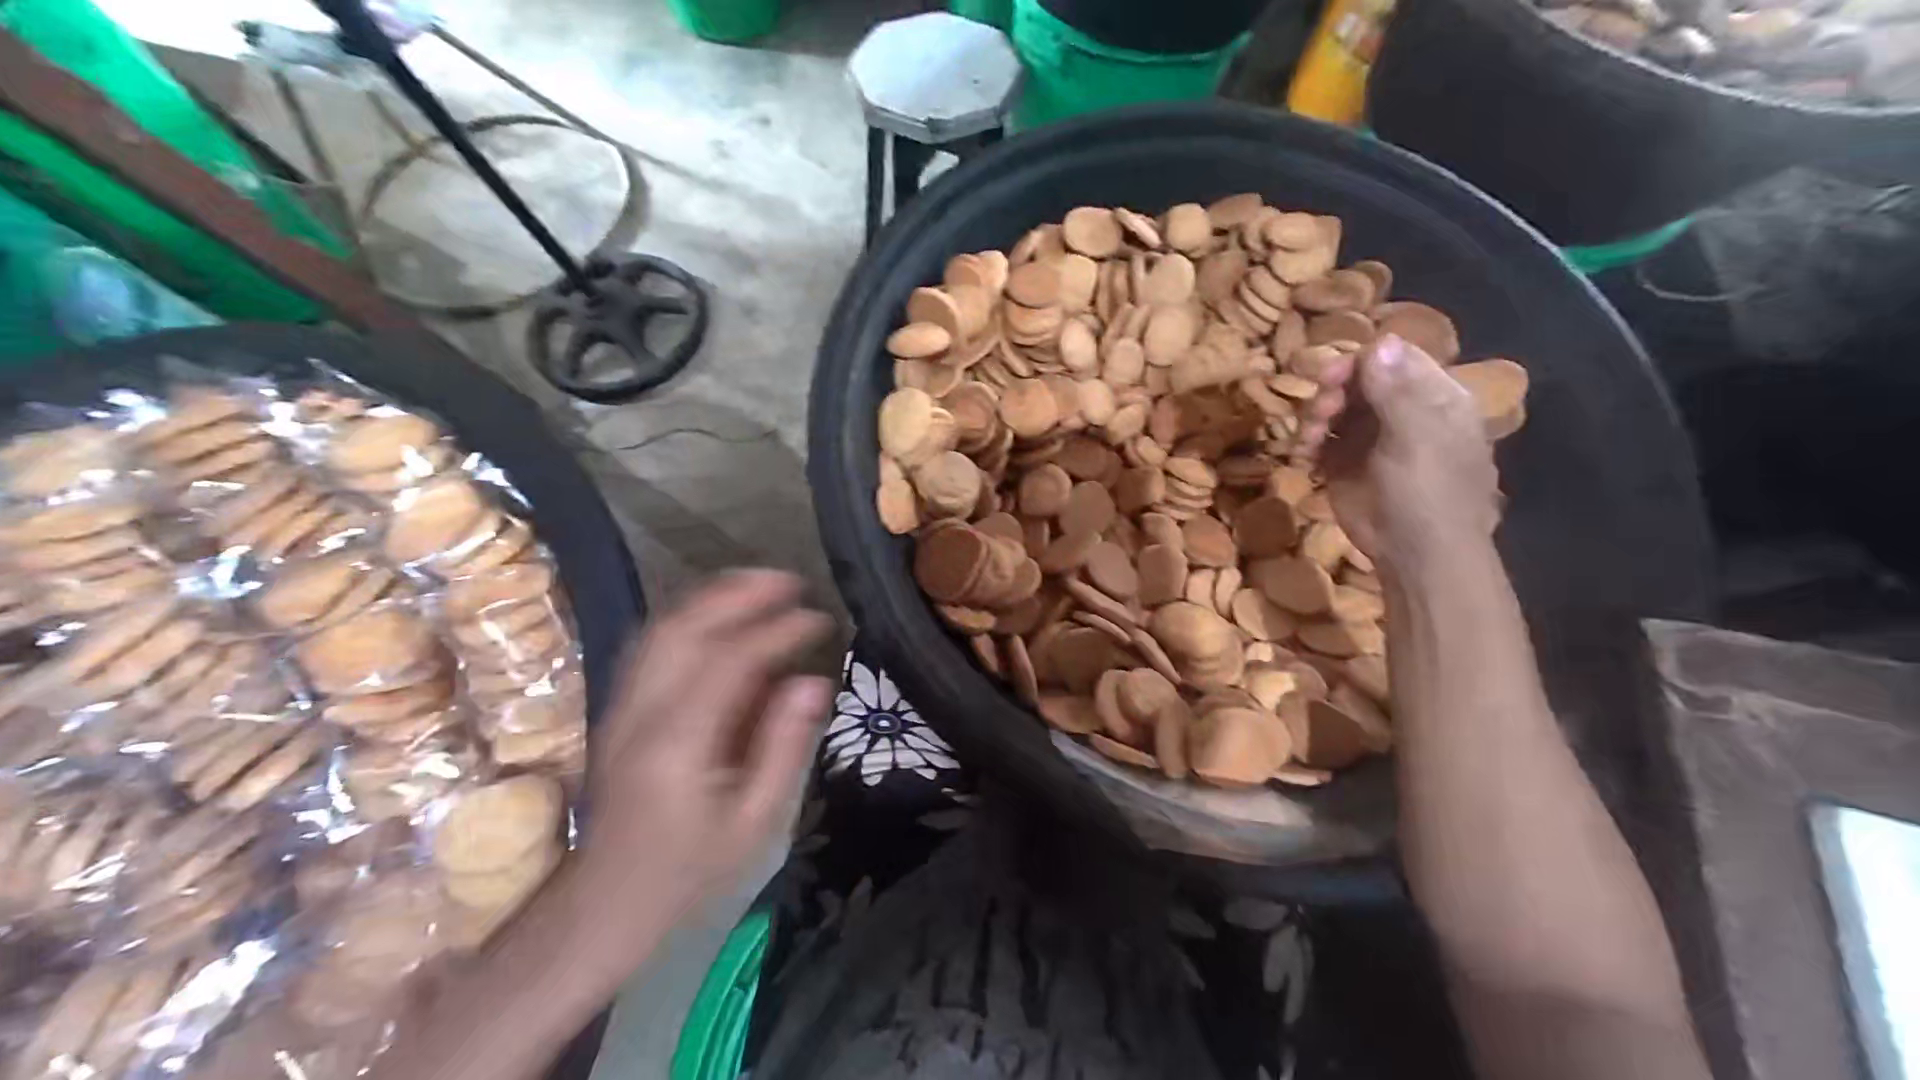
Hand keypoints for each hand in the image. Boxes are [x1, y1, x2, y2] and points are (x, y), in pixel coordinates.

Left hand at [574, 571, 832, 950]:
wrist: (603, 915)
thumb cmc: (690, 878)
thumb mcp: (756, 825)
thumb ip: (786, 748)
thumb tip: (813, 682)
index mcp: (681, 743)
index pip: (733, 660)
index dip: (780, 630)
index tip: (820, 619)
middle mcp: (642, 712)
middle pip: (686, 628)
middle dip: (739, 595)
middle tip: (789, 581)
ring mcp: (621, 710)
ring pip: (661, 630)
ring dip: (710, 599)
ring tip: (757, 585)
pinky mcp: (616, 715)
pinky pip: (649, 648)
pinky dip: (687, 620)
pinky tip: (715, 618)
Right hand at [1309, 334, 1499, 572]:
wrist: (1415, 553)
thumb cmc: (1429, 492)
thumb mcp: (1417, 436)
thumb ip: (1396, 390)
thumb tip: (1380, 341)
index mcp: (1433, 397)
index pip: (1393, 359)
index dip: (1360, 362)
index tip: (1331, 378)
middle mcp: (1401, 410)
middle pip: (1358, 379)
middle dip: (1332, 391)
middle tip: (1318, 414)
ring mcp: (1370, 438)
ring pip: (1334, 406)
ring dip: (1314, 415)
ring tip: (1307, 439)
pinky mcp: (1343, 463)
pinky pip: (1319, 438)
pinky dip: (1307, 441)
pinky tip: (1303, 455)